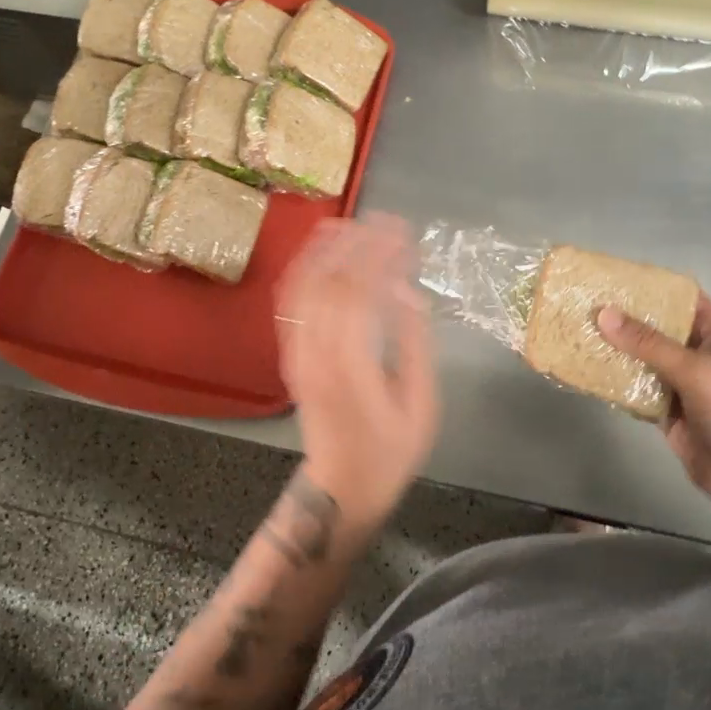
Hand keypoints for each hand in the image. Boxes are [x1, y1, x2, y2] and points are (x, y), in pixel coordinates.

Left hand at [276, 213, 439, 529]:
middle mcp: (317, 352)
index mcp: (352, 365)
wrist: (341, 490)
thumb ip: (414, 346)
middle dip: (357, 243)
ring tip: (348, 222)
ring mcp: (298, 353)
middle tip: (384, 220)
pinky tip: (320, 255)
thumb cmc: (389, 454)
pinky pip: (290, 305)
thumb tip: (409, 294)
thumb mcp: (420, 405)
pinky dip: (303, 272)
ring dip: (324, 250)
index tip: (403, 233)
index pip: (361, 292)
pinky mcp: (291, 357)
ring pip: (304, 288)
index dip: (381, 257)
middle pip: (330, 281)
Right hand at [597, 297, 710, 519]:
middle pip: (655, 328)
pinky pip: (635, 391)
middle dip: (623, 318)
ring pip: (641, 360)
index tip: (612, 277)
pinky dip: (613, 383)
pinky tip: (585, 372)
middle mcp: (695, 355)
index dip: (653, 286)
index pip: (683, 298)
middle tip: (582, 303)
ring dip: (613, 350)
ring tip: (574, 332)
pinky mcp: (665, 413)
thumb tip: (602, 313)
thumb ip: (648, 343)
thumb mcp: (696, 370)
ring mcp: (680, 385)